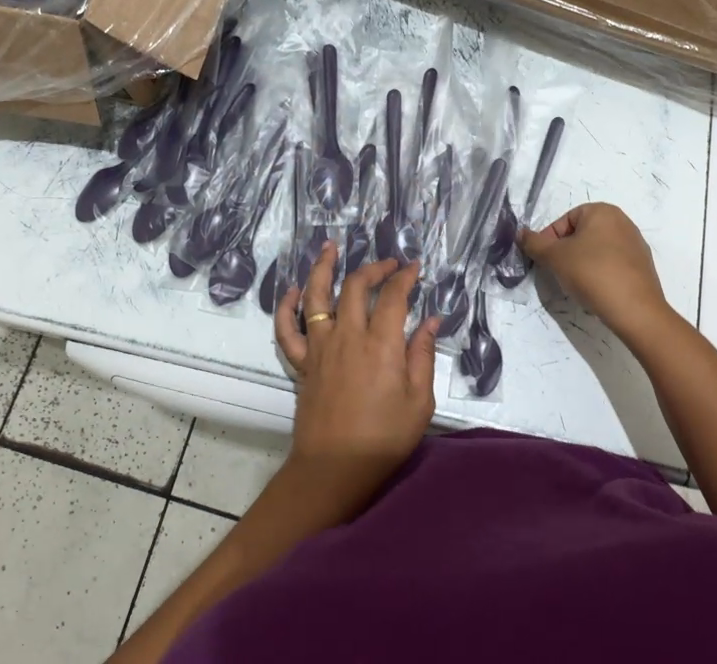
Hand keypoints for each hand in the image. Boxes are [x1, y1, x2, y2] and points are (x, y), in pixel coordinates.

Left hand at [275, 243, 438, 502]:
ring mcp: (319, 348)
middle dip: (373, 268)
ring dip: (322, 268)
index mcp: (381, 344)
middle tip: (387, 263)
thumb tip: (430, 321)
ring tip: (329, 248)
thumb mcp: (419, 401)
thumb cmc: (384, 439)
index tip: (414, 268)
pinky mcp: (302, 364)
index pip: (393, 297)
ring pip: (315, 297)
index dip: (404, 277)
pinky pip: (287, 329)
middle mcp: (347, 337)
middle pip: (354, 287)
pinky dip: (286, 307)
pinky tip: (292, 291)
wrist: (334, 468)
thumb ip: (422, 356)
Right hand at [519, 202, 670, 336]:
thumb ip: (534, 243)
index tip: (545, 261)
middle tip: (558, 272)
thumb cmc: (592, 273)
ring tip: (577, 284)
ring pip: (596, 251)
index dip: (549, 240)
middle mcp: (623, 221)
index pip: (564, 220)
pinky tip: (596, 291)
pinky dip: (600, 274)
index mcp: (603, 211)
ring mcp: (635, 245)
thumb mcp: (554, 257)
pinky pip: (612, 265)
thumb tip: (520, 233)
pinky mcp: (642, 267)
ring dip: (582, 264)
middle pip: (581, 235)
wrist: (634, 309)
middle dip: (566, 253)